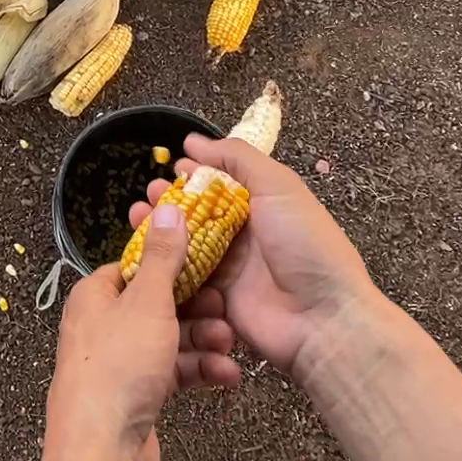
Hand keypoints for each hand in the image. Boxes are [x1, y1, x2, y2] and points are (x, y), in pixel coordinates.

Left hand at [31, 202, 240, 460]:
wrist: (101, 450)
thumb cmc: (117, 367)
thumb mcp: (146, 302)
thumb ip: (162, 257)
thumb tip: (167, 207)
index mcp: (95, 294)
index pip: (134, 265)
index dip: (170, 261)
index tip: (205, 259)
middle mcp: (103, 324)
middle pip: (157, 303)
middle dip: (196, 307)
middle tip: (226, 308)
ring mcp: (119, 362)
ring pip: (169, 339)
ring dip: (202, 340)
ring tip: (230, 344)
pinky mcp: (136, 395)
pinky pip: (172, 373)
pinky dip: (197, 372)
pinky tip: (227, 377)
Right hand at [126, 134, 374, 380]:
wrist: (323, 320)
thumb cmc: (305, 245)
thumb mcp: (278, 187)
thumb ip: (237, 159)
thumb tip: (194, 140)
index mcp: (262, 205)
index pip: (221, 182)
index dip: (197, 171)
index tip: (173, 165)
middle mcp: (244, 234)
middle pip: (199, 210)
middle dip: (172, 198)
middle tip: (150, 191)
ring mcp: (229, 267)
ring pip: (186, 241)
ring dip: (161, 227)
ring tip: (138, 213)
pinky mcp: (215, 298)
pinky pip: (184, 276)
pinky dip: (163, 262)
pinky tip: (141, 250)